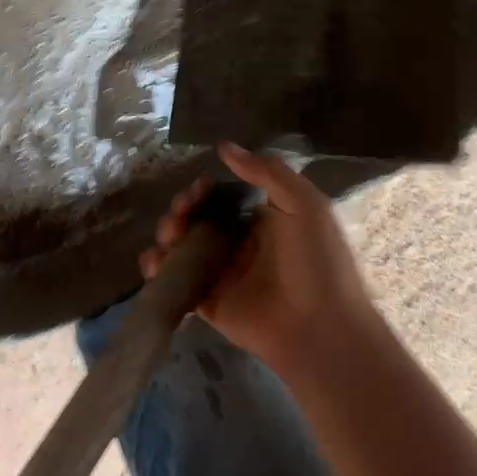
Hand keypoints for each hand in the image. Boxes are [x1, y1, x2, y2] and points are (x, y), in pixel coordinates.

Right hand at [141, 142, 374, 363]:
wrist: (320, 328)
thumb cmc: (317, 262)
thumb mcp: (304, 205)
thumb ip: (267, 172)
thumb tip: (225, 146)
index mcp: (262, 222)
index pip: (222, 198)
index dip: (205, 190)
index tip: (200, 188)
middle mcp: (239, 245)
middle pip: (197, 219)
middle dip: (181, 209)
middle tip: (181, 214)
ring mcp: (221, 275)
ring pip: (181, 247)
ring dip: (168, 235)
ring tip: (171, 237)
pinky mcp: (206, 302)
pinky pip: (175, 281)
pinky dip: (158, 269)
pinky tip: (156, 262)